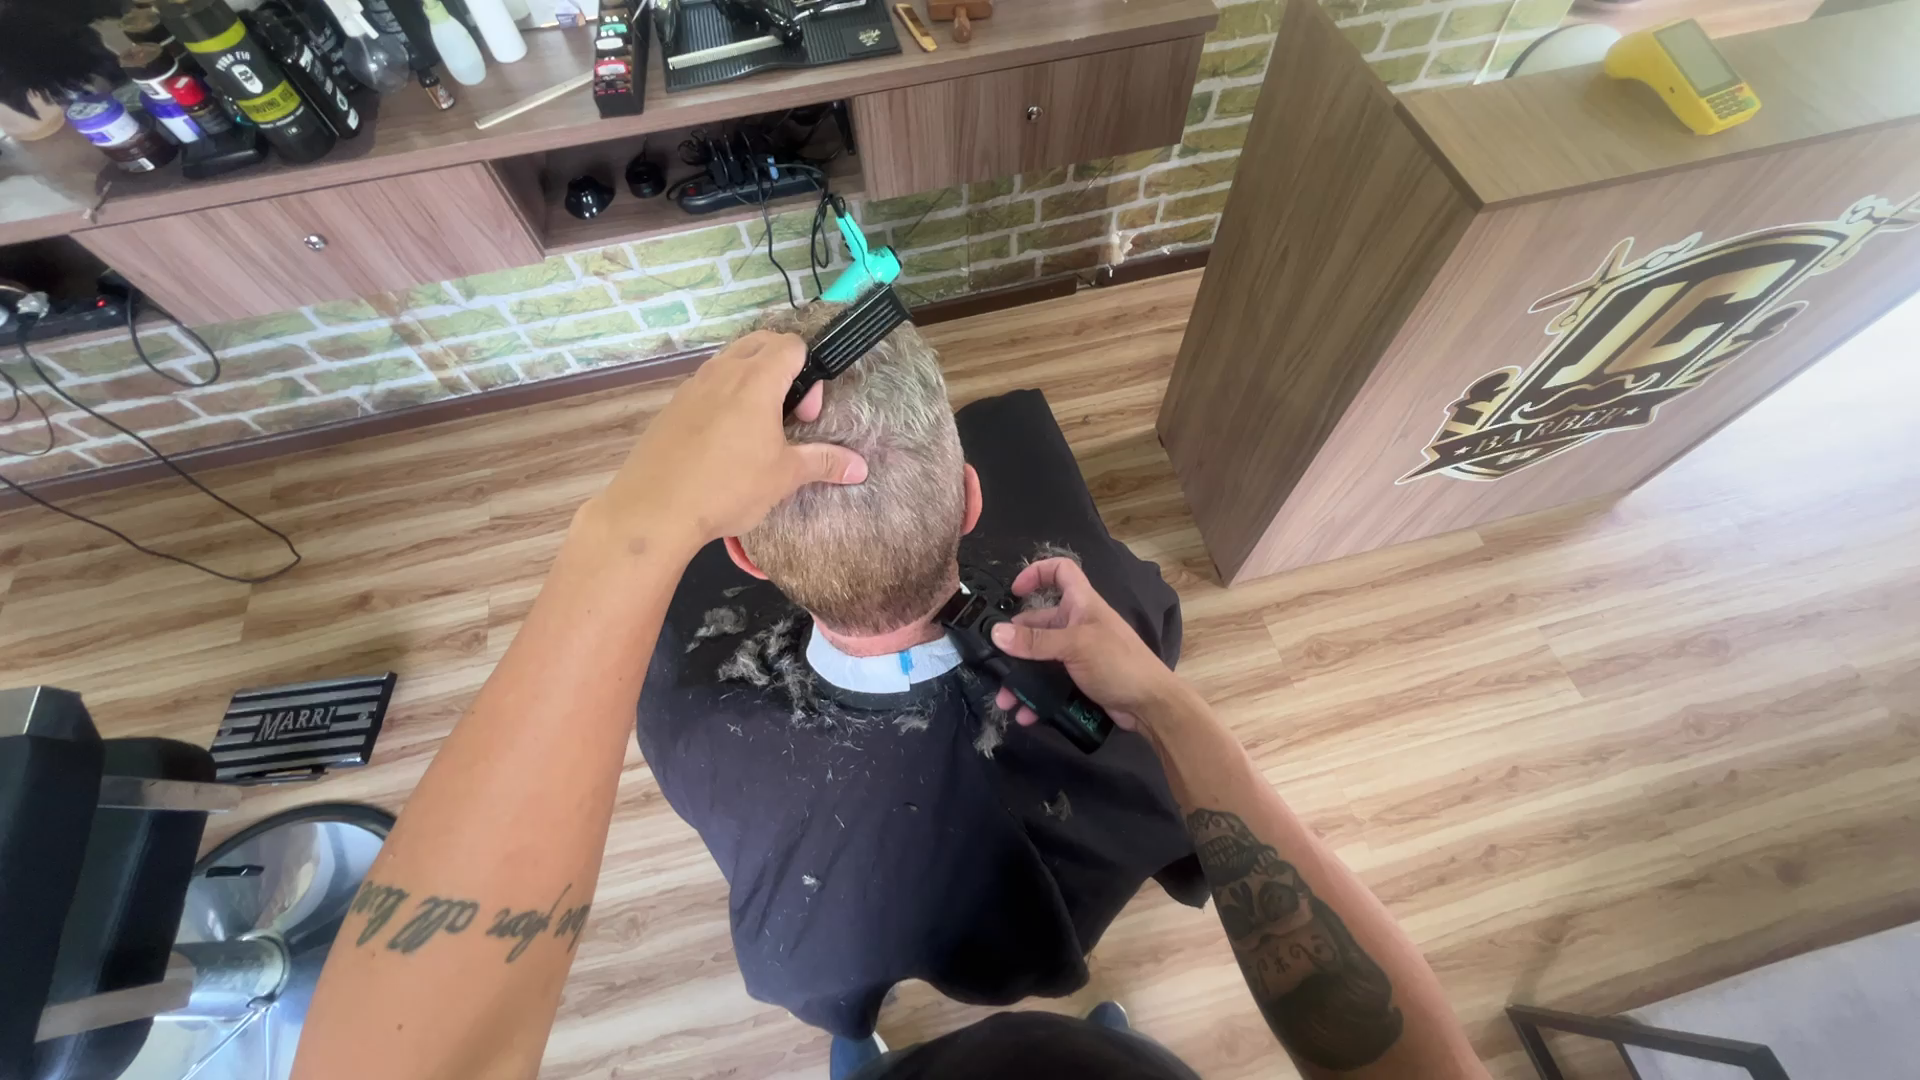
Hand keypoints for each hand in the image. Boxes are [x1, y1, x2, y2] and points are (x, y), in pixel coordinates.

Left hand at [584, 331, 866, 556]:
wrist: (655, 509)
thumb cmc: (728, 487)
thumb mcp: (784, 476)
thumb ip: (824, 463)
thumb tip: (859, 467)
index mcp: (756, 380)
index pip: (791, 344)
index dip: (809, 373)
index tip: (805, 416)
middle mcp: (723, 372)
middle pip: (761, 342)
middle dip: (783, 366)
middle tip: (787, 414)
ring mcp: (693, 387)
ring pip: (730, 361)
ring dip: (752, 381)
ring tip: (758, 427)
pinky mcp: (673, 406)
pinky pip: (707, 385)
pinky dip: (725, 398)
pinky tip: (725, 442)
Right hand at [989, 558, 1191, 731]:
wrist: (1150, 705)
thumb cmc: (1118, 663)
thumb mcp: (1074, 646)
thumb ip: (1035, 641)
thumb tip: (996, 633)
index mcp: (1081, 604)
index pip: (1060, 571)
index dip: (1037, 572)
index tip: (1015, 592)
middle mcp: (1077, 624)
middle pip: (1038, 624)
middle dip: (1015, 644)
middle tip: (996, 663)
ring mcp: (1078, 653)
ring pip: (1040, 658)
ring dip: (1021, 677)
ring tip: (1004, 699)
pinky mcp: (1078, 679)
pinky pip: (1049, 683)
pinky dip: (1035, 696)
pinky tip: (1025, 712)